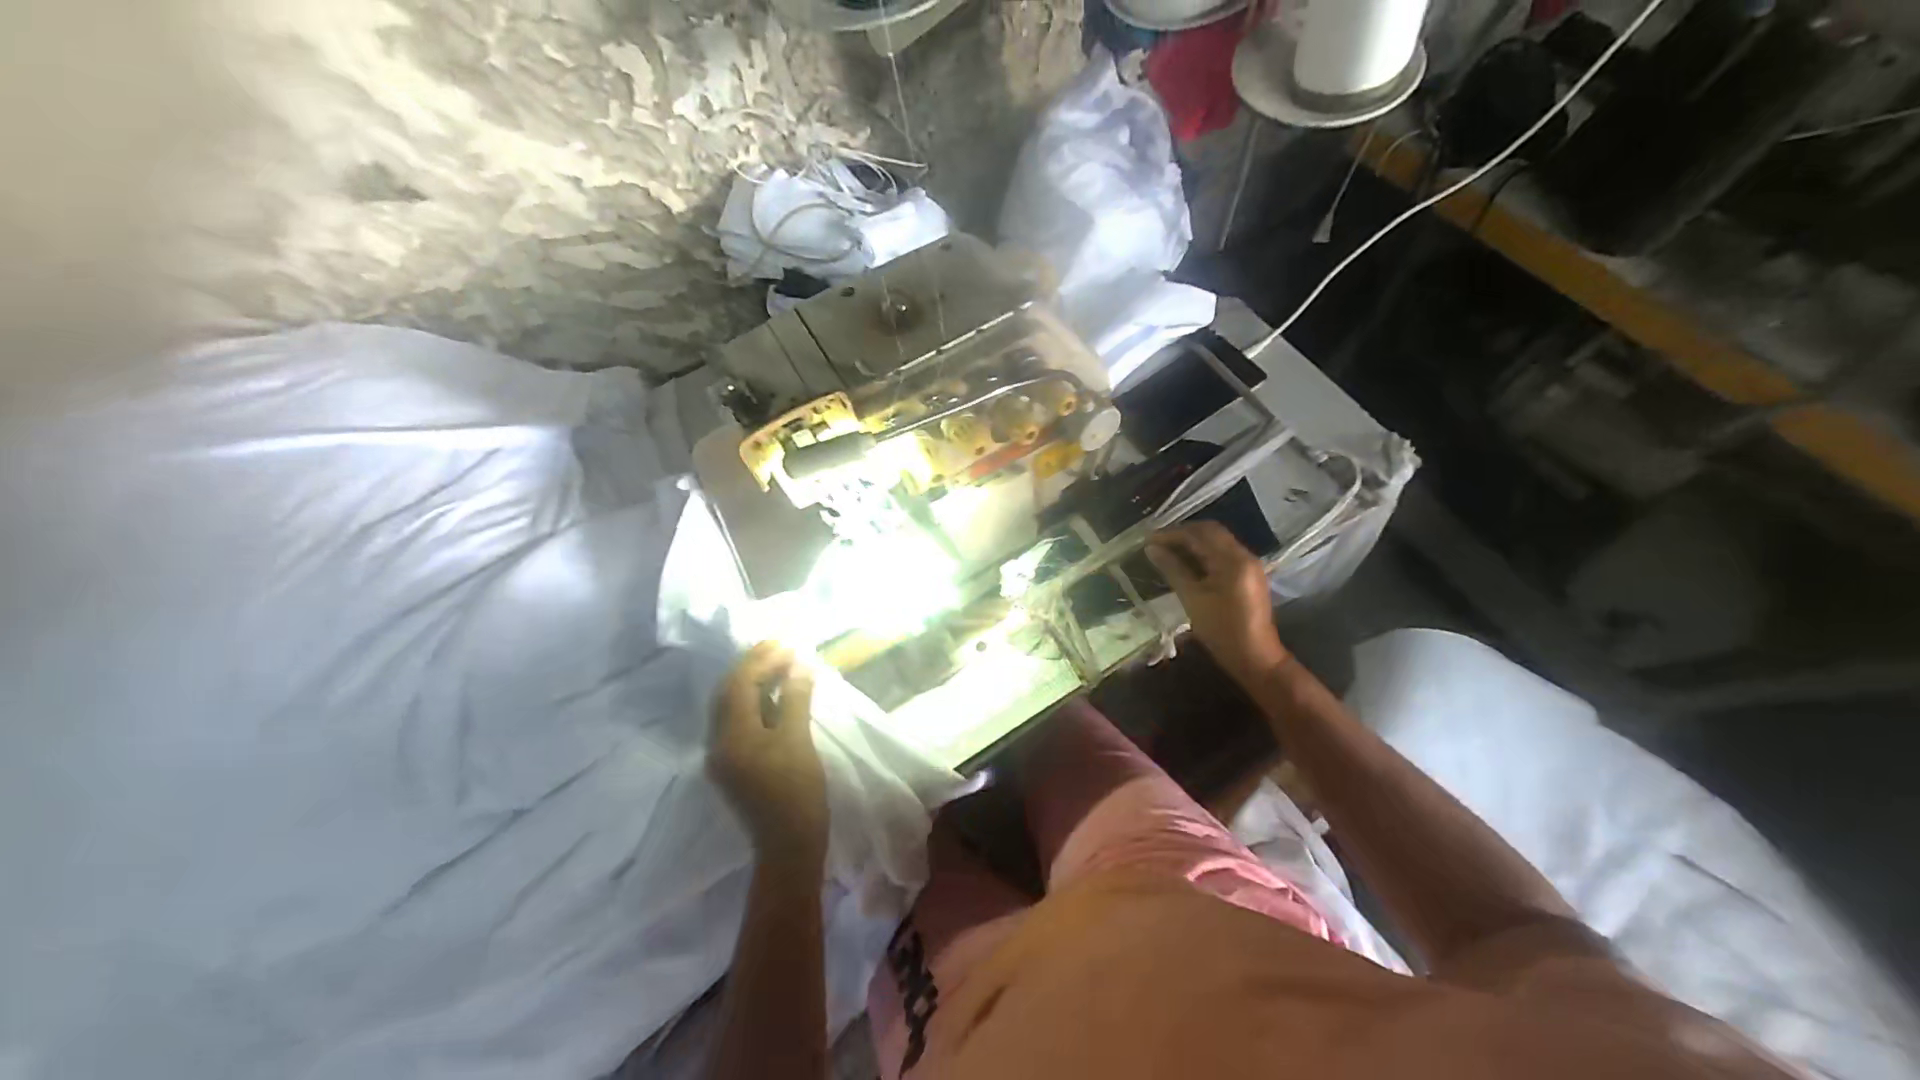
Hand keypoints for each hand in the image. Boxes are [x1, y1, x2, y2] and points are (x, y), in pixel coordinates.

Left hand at [709, 643, 828, 870]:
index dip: (762, 660)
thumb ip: (794, 699)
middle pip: (728, 693)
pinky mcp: (732, 766)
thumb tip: (798, 666)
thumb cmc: (797, 792)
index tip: (786, 643)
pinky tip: (772, 696)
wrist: (788, 845)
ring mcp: (722, 757)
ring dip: (751, 683)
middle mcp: (717, 743)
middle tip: (778, 647)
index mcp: (731, 736)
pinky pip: (736, 722)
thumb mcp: (798, 740)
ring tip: (777, 665)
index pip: (740, 685)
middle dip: (751, 666)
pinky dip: (753, 703)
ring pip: (730, 707)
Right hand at [1146, 521, 1289, 682]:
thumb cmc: (1221, 630)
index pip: (1201, 533)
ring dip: (1193, 543)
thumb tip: (1152, 549)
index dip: (1173, 533)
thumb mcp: (1192, 598)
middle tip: (1157, 543)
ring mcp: (1249, 565)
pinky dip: (1203, 554)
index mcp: (1233, 560)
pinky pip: (1223, 555)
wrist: (1254, 657)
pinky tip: (1185, 563)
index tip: (1149, 540)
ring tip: (1166, 551)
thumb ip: (1172, 569)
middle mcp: (1244, 556)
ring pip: (1217, 543)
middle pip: (1211, 533)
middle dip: (1183, 534)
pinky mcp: (1248, 576)